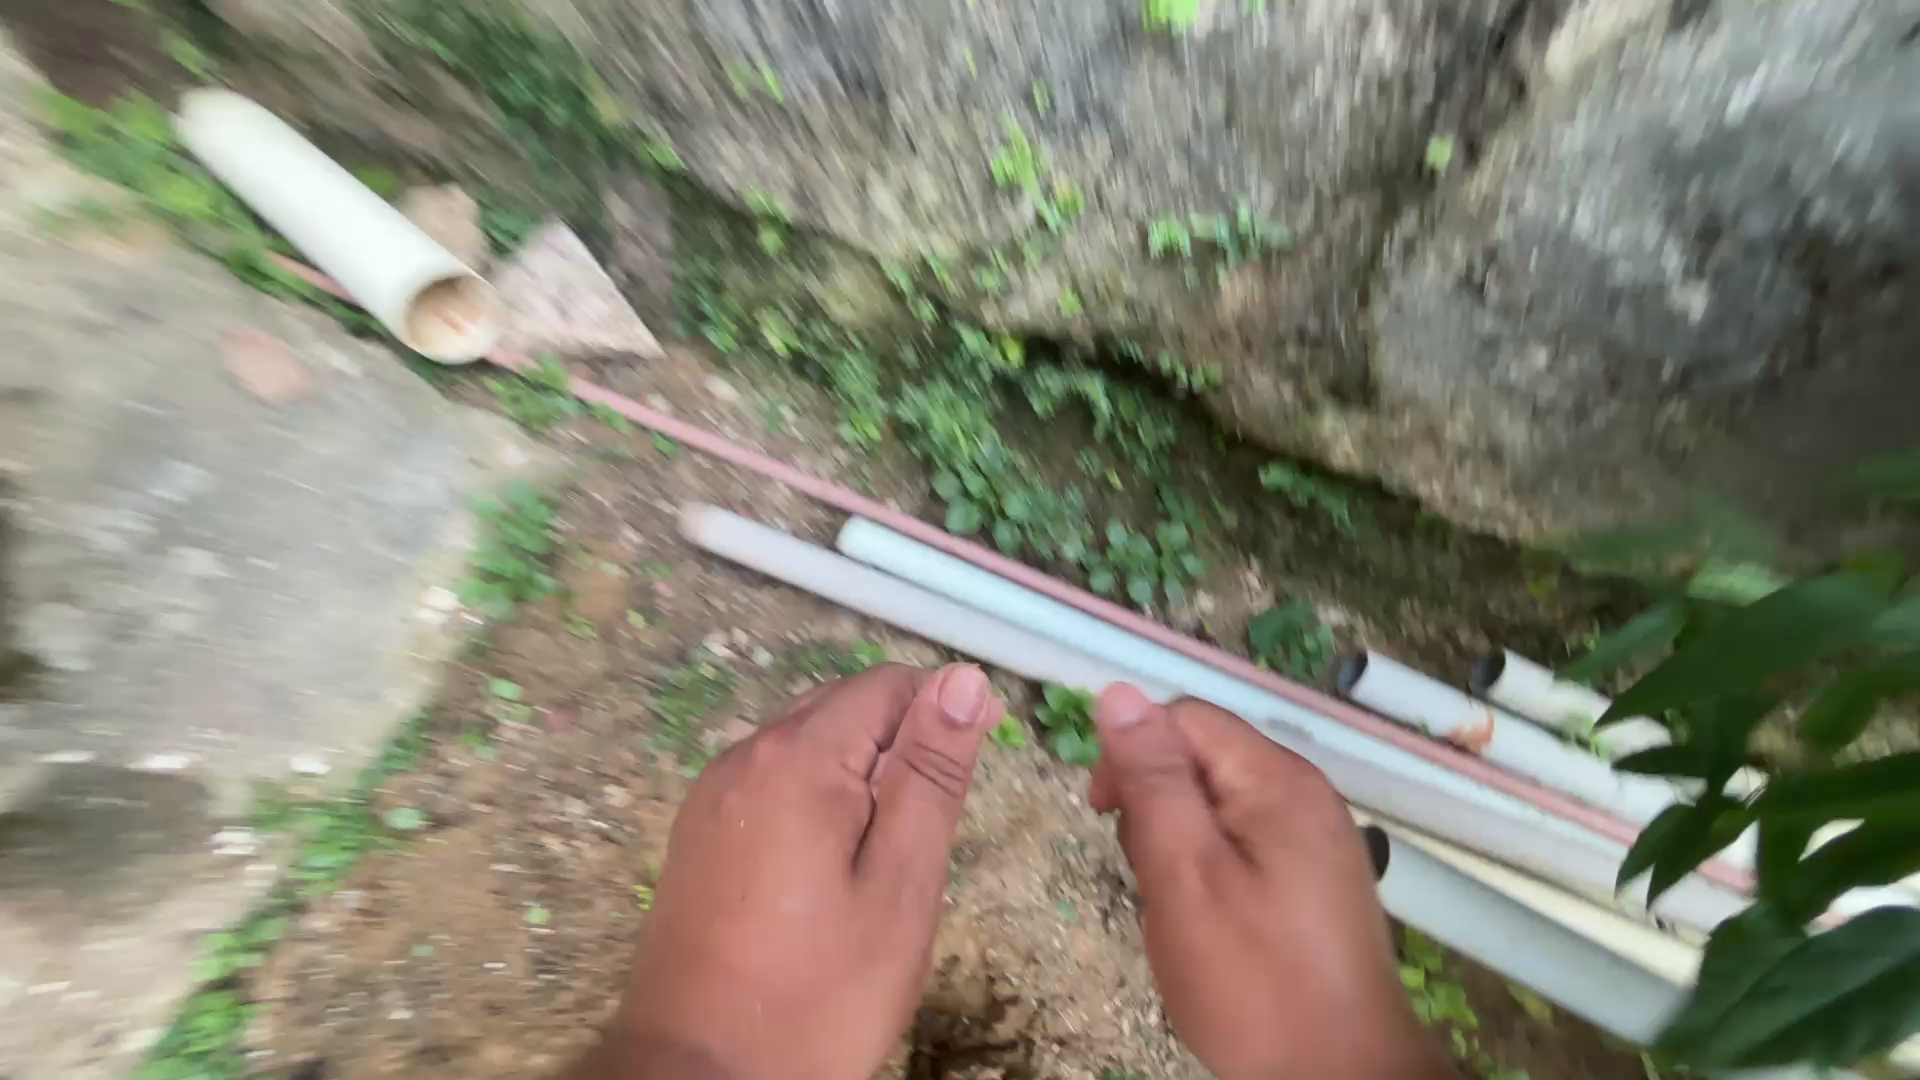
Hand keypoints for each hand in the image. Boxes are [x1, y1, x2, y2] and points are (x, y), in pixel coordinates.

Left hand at [568, 663, 1003, 1079]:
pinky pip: (775, 773)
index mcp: (797, 756)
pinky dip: (819, 787)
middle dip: (900, 738)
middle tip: (927, 822)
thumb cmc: (821, 991)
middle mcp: (745, 753)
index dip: (940, 708)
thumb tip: (963, 678)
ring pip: (811, 737)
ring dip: (861, 764)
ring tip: (884, 845)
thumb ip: (931, 769)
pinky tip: (831, 855)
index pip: (886, 685)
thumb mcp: (900, 880)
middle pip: (845, 704)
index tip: (973, 759)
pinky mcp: (701, 825)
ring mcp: (715, 789)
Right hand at [1090, 686, 1451, 1079]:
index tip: (1104, 814)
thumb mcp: (1184, 871)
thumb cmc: (1253, 981)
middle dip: (1155, 803)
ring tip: (1178, 904)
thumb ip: (1151, 778)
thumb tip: (1117, 693)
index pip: (1182, 718)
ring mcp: (1311, 832)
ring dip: (1177, 838)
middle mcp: (1300, 790)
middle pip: (1198, 756)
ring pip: (1212, 799)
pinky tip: (1207, 914)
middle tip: (1151, 874)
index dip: (1132, 753)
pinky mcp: (1309, 870)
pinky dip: (1206, 864)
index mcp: (1275, 778)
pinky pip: (1238, 837)